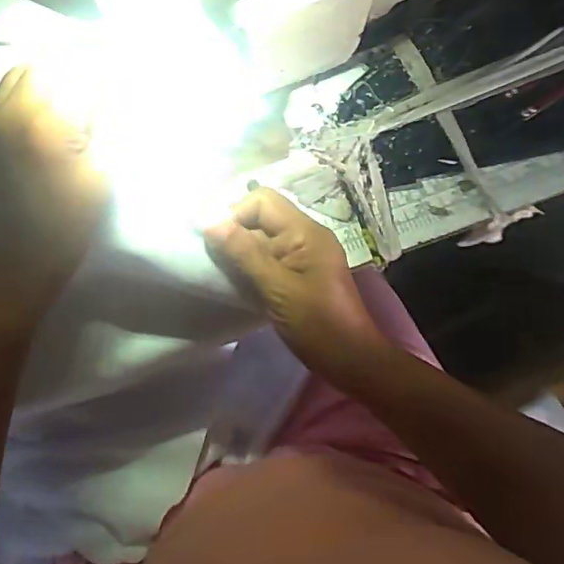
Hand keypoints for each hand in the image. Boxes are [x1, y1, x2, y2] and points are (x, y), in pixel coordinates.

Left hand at [0, 67, 110, 321]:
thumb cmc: (69, 216)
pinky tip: (32, 134)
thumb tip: (107, 84)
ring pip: (4, 91)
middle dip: (48, 78)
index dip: (70, 71)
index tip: (88, 82)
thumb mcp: (100, 167)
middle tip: (71, 98)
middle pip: (21, 74)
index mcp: (32, 121)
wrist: (21, 257)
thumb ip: (104, 118)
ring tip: (53, 116)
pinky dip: (13, 112)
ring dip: (29, 94)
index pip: (48, 68)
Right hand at [203, 187, 388, 376]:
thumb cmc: (318, 324)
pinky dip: (251, 267)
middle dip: (235, 235)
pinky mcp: (299, 273)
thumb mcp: (277, 288)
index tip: (219, 243)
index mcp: (305, 232)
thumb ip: (244, 253)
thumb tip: (210, 224)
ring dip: (240, 253)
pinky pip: (268, 258)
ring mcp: (304, 255)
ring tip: (227, 275)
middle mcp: (305, 236)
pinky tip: (241, 286)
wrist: (353, 362)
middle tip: (218, 262)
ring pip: (261, 239)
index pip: (262, 201)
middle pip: (260, 217)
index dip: (236, 214)